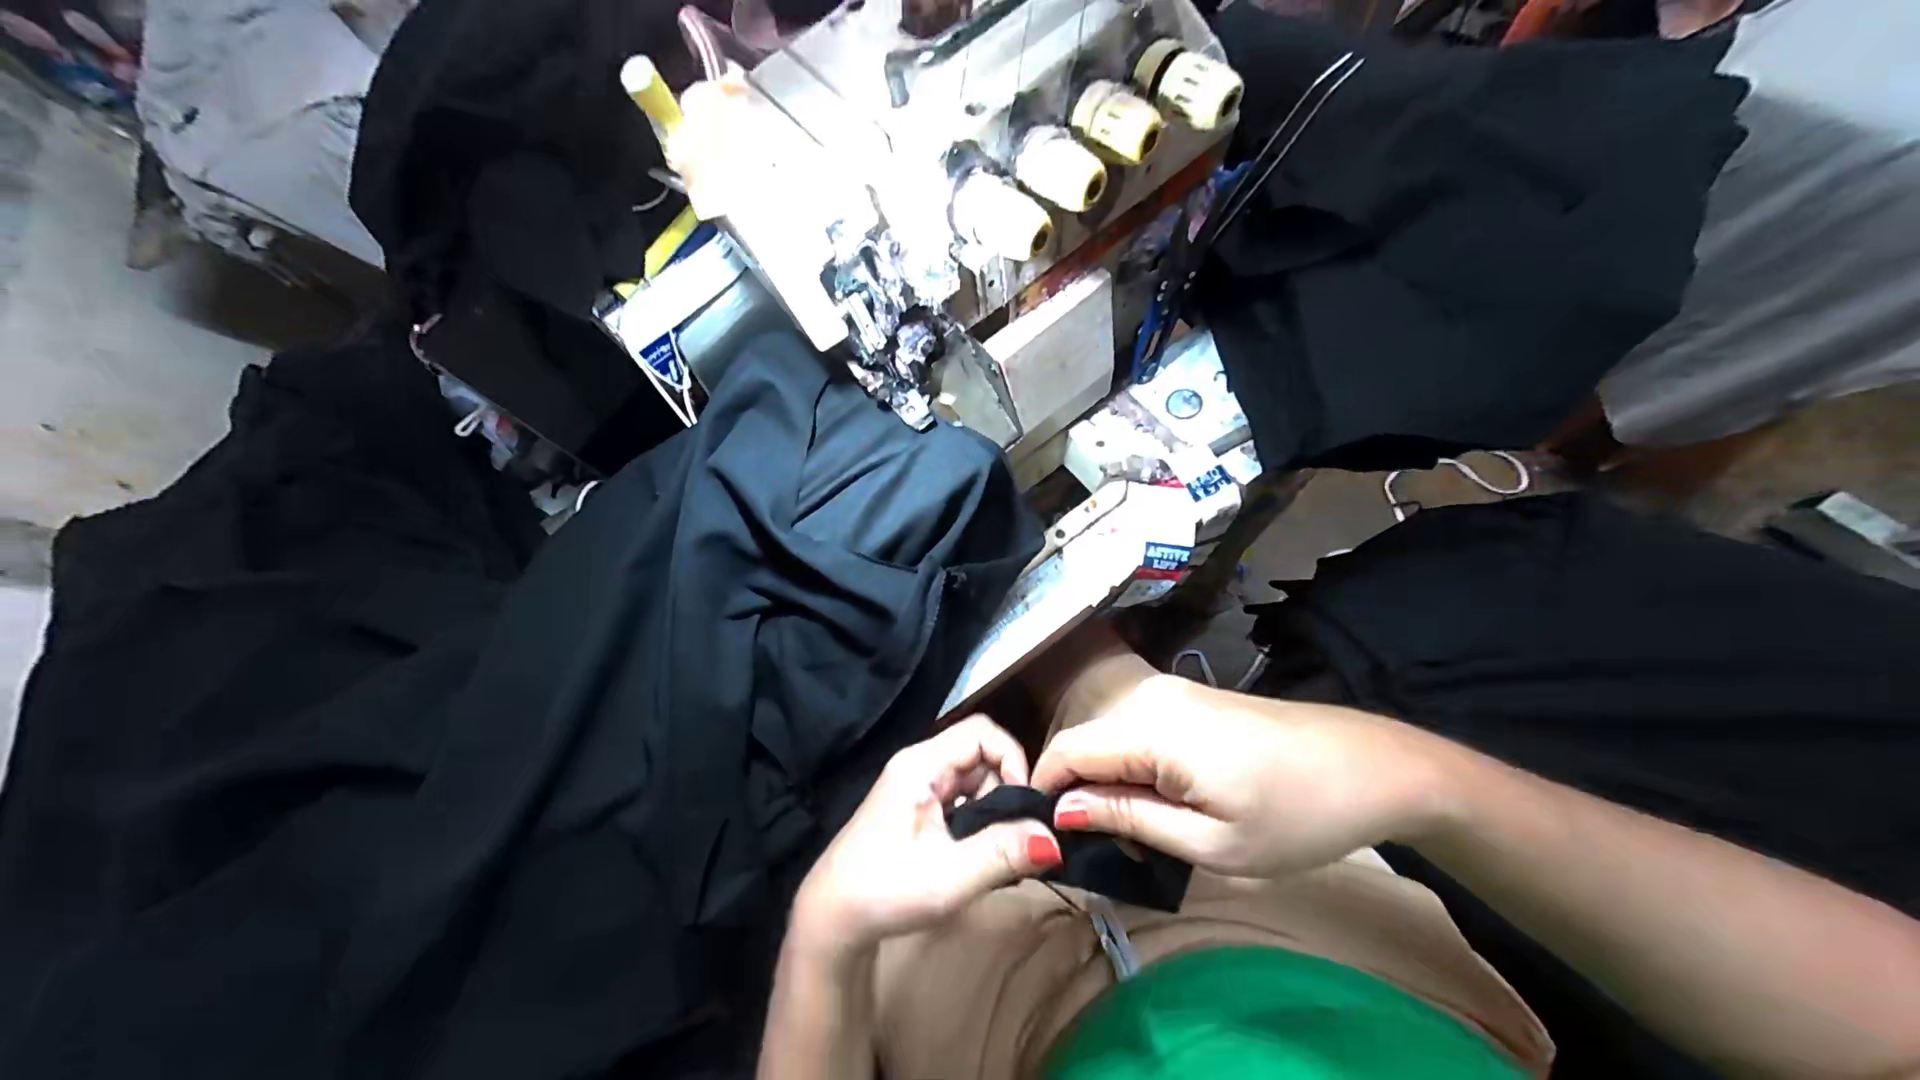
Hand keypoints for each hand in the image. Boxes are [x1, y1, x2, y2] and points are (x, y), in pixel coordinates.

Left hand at [791, 716, 1063, 955]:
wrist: (832, 921)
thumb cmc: (885, 892)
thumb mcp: (949, 878)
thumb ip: (1002, 853)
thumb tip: (1054, 836)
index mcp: (920, 765)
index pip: (981, 732)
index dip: (1011, 758)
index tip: (1023, 804)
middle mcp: (920, 766)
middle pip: (981, 755)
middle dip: (1005, 791)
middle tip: (1011, 838)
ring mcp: (918, 788)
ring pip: (976, 780)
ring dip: (994, 811)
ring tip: (996, 854)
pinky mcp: (919, 810)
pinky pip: (963, 801)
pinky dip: (980, 822)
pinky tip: (979, 856)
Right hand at [1031, 676, 1459, 878]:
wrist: (1374, 767)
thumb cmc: (1296, 815)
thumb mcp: (1211, 841)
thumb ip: (1129, 818)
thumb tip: (1063, 810)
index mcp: (1151, 729)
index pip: (1065, 750)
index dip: (1045, 792)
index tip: (1051, 838)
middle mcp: (1151, 698)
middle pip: (1083, 742)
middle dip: (1078, 793)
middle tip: (1106, 847)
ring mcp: (1172, 693)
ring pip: (1108, 736)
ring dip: (1106, 782)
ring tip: (1138, 831)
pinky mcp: (1189, 698)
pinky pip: (1135, 730)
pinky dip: (1131, 766)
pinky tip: (1163, 800)